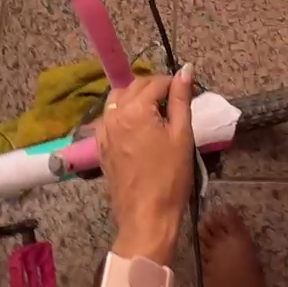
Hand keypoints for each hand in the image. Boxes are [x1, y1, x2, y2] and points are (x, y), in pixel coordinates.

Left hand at [99, 67, 195, 264]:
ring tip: (155, 113)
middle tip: (173, 103)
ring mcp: (104, 131)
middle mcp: (115, 114)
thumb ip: (181, 98)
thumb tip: (186, 69)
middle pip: (135, 86)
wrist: (147, 218)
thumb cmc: (170, 177)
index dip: (173, 84)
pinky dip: (123, 113)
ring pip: (119, 98)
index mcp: (135, 109)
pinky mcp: (101, 146)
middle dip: (154, 88)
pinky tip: (137, 126)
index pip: (156, 82)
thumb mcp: (182, 135)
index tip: (185, 94)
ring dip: (136, 98)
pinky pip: (110, 117)